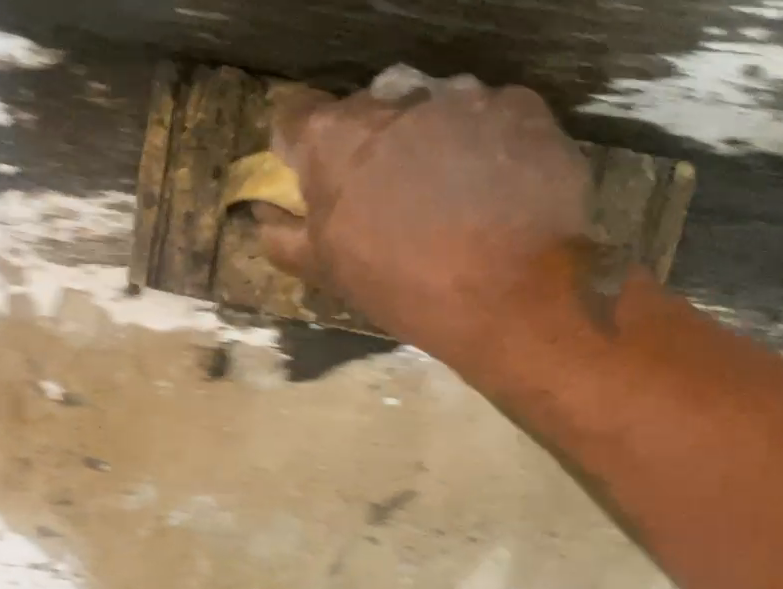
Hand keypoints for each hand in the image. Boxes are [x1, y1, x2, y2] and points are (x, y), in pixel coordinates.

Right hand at [255, 73, 600, 368]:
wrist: (510, 297)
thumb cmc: (404, 289)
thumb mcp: (329, 273)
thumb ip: (285, 237)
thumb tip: (262, 215)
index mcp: (333, 138)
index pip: (296, 121)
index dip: (303, 153)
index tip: (317, 182)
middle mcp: (393, 98)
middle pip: (369, 112)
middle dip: (373, 147)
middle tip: (393, 200)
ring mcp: (462, 95)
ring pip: (433, 109)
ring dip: (432, 140)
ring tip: (454, 196)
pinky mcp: (520, 105)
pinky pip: (492, 117)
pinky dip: (489, 145)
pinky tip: (498, 190)